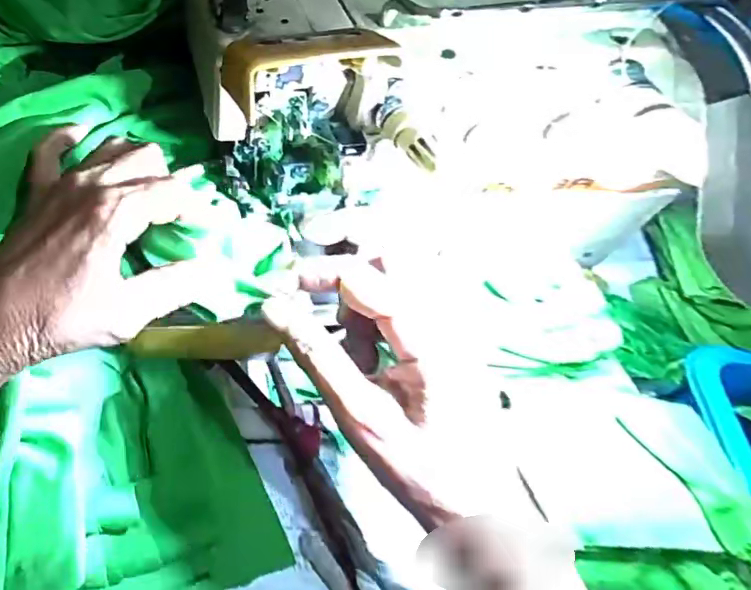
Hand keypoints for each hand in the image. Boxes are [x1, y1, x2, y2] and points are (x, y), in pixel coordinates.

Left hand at [0, 127, 219, 392]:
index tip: (207, 226)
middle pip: (144, 158)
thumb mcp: (126, 311)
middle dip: (168, 179)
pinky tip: (83, 135)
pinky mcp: (36, 188)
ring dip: (132, 158)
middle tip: (176, 212)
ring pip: (107, 146)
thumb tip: (212, 270)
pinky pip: (51, 148)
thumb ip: (173, 286)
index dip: (195, 206)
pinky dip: (69, 137)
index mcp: (117, 210)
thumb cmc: (60, 316)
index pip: (171, 191)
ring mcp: (60, 181)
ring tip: (146, 184)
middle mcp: (91, 183)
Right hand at [264, 258, 535, 531]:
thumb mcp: (359, 416)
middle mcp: (449, 320)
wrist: (481, 512)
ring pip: (400, 260)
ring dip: (356, 268)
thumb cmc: (421, 470)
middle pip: (394, 247)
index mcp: (432, 341)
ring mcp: (453, 323)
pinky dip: (371, 292)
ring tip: (333, 314)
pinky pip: (404, 287)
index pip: (365, 277)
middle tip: (303, 249)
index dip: (316, 273)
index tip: (278, 287)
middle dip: (342, 238)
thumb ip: (315, 354)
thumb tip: (269, 305)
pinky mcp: (447, 331)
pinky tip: (357, 333)